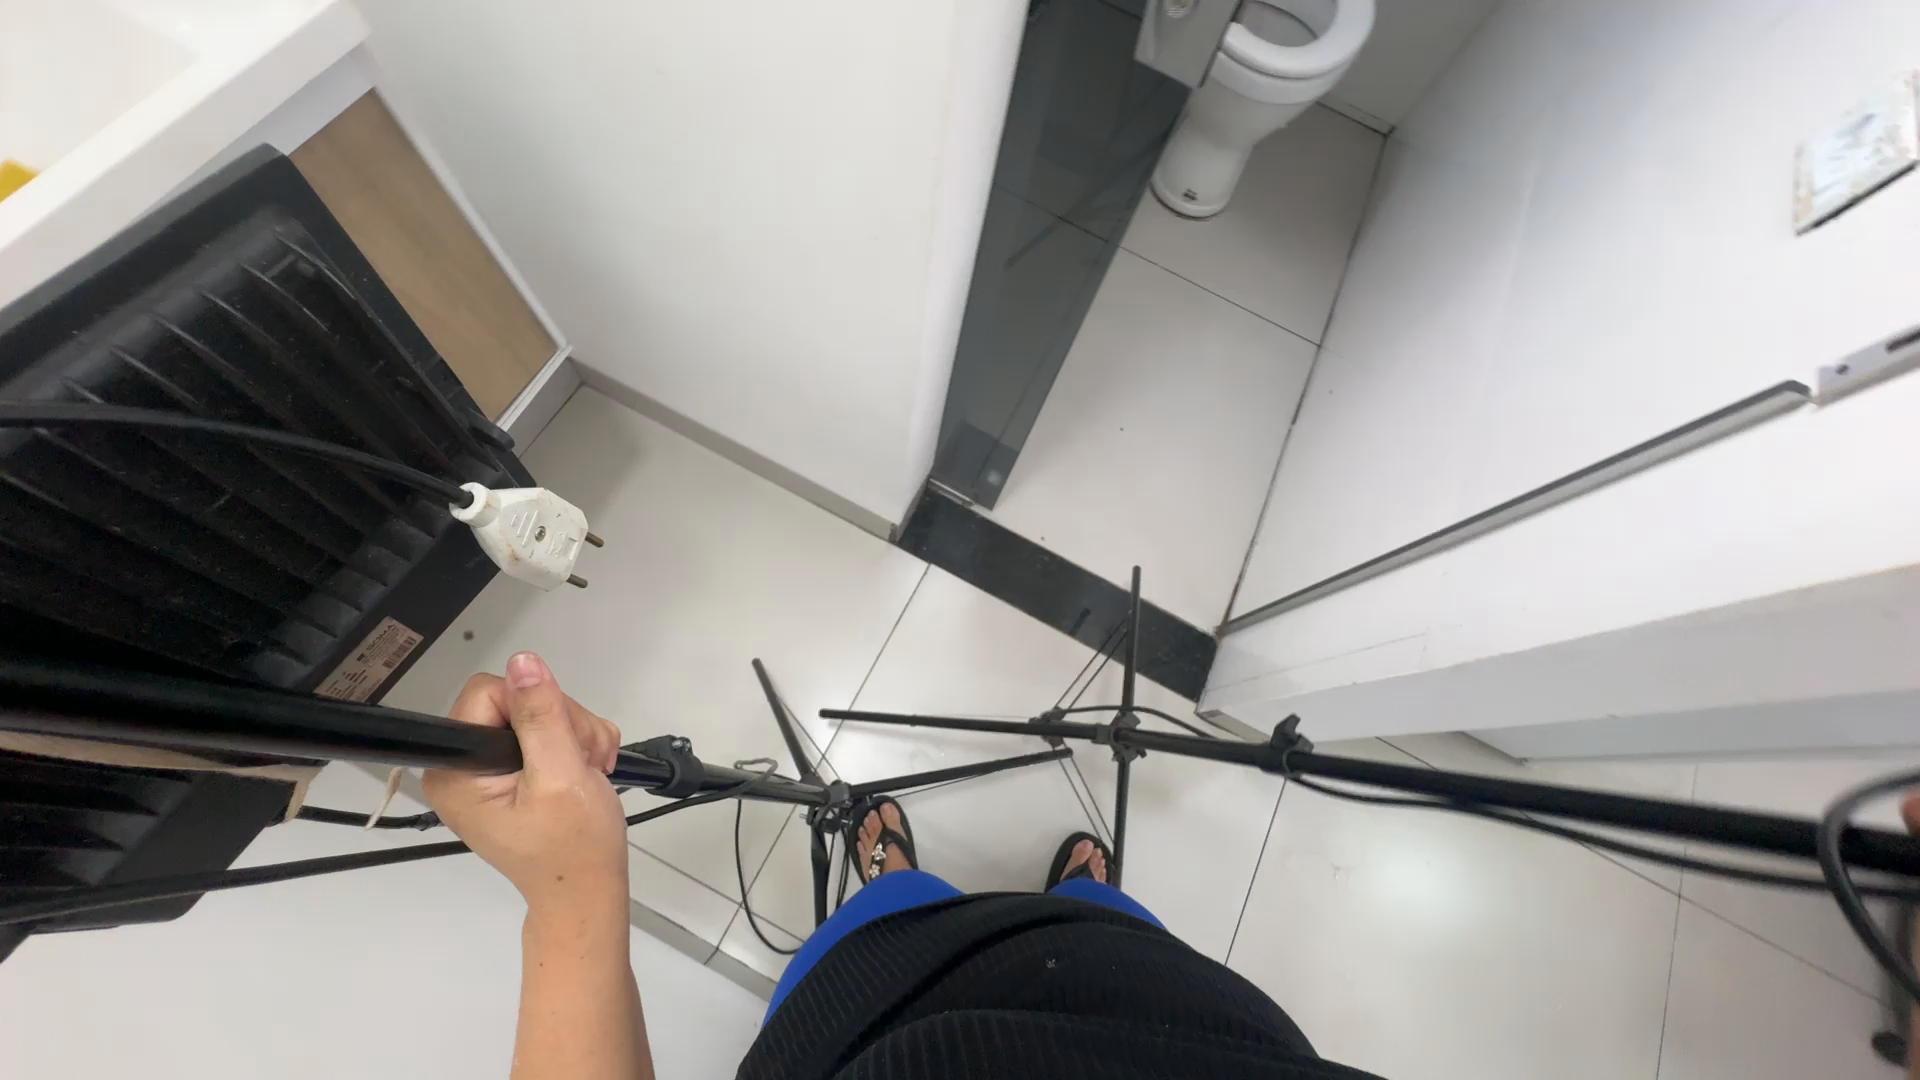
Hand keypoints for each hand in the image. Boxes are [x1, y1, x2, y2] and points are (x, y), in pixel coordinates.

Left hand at [423, 652, 628, 912]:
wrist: (589, 888)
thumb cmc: (574, 843)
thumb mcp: (560, 777)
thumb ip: (542, 718)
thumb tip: (524, 661)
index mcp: (457, 768)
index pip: (489, 694)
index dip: (535, 708)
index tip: (561, 744)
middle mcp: (465, 763)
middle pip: (520, 699)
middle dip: (565, 723)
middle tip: (583, 762)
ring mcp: (493, 766)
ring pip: (544, 710)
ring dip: (580, 734)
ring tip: (590, 770)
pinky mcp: (519, 768)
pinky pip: (554, 728)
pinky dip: (582, 742)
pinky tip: (589, 769)